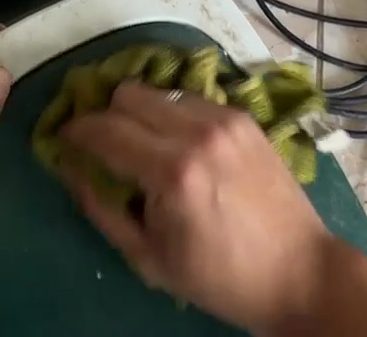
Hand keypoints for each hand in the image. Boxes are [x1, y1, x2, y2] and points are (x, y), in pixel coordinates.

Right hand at [60, 81, 335, 331]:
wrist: (301, 274)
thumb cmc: (221, 277)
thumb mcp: (149, 258)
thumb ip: (100, 207)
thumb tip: (68, 166)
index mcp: (171, 172)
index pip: (103, 128)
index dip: (75, 130)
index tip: (65, 139)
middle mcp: (195, 133)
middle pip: (125, 93)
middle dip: (106, 115)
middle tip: (105, 143)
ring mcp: (222, 118)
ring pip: (155, 90)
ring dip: (140, 112)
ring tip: (146, 144)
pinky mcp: (241, 116)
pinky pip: (187, 98)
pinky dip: (172, 115)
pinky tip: (181, 144)